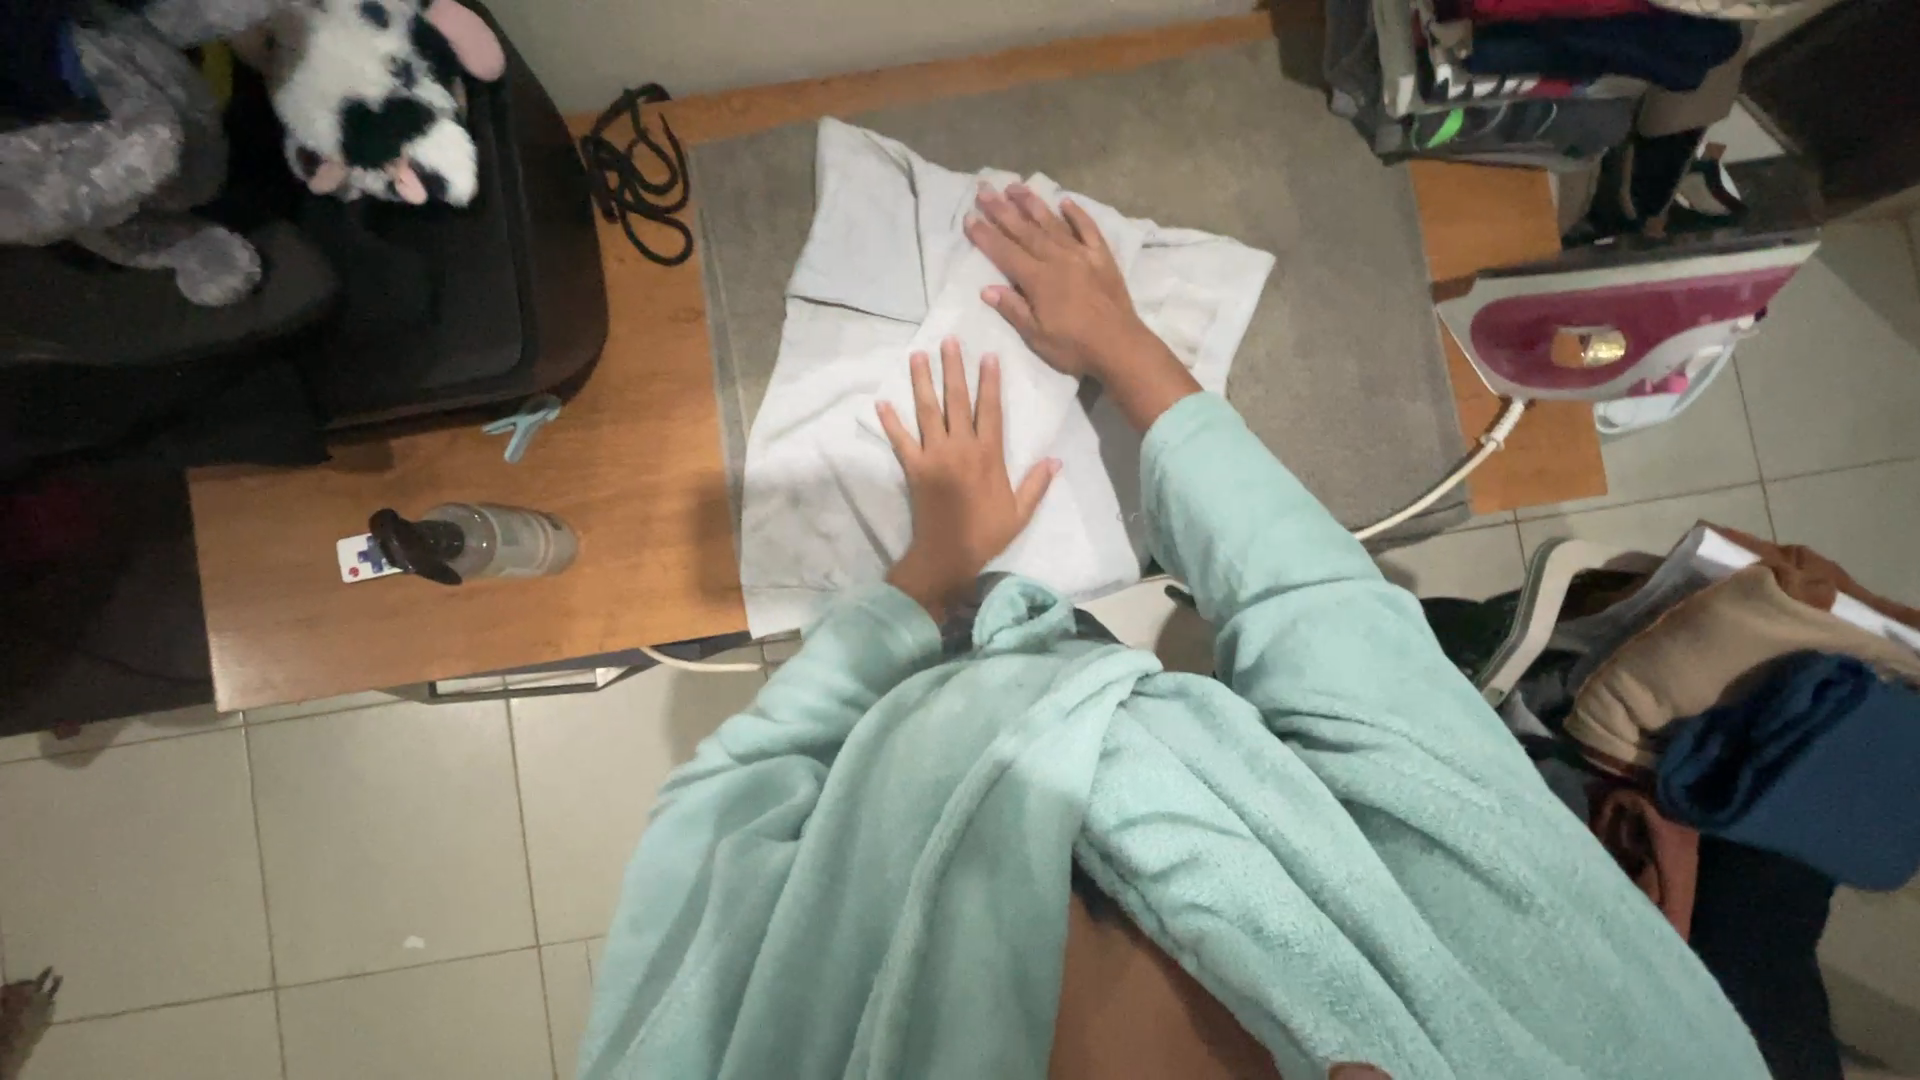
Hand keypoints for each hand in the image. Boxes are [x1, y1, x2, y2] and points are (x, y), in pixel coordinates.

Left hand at [878, 338, 1059, 620]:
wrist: (949, 555)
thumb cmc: (987, 533)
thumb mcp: (1020, 511)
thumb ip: (1037, 484)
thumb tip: (1056, 461)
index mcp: (989, 455)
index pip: (991, 409)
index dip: (990, 382)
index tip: (988, 356)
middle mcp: (961, 448)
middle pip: (957, 400)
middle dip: (953, 368)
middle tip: (948, 341)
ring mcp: (935, 456)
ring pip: (928, 411)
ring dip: (922, 382)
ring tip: (917, 356)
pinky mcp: (914, 469)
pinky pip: (900, 441)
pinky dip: (890, 422)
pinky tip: (881, 402)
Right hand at [966, 183, 1200, 431]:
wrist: (1119, 345)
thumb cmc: (1073, 347)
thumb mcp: (1036, 336)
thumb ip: (1013, 309)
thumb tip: (988, 288)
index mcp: (1038, 279)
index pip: (1005, 252)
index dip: (985, 235)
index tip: (969, 218)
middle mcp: (1057, 259)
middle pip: (1024, 230)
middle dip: (1002, 210)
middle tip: (984, 189)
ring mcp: (1081, 255)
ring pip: (1052, 223)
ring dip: (1032, 204)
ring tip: (1015, 186)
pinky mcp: (1102, 257)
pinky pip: (1087, 229)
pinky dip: (1076, 214)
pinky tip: (1065, 202)